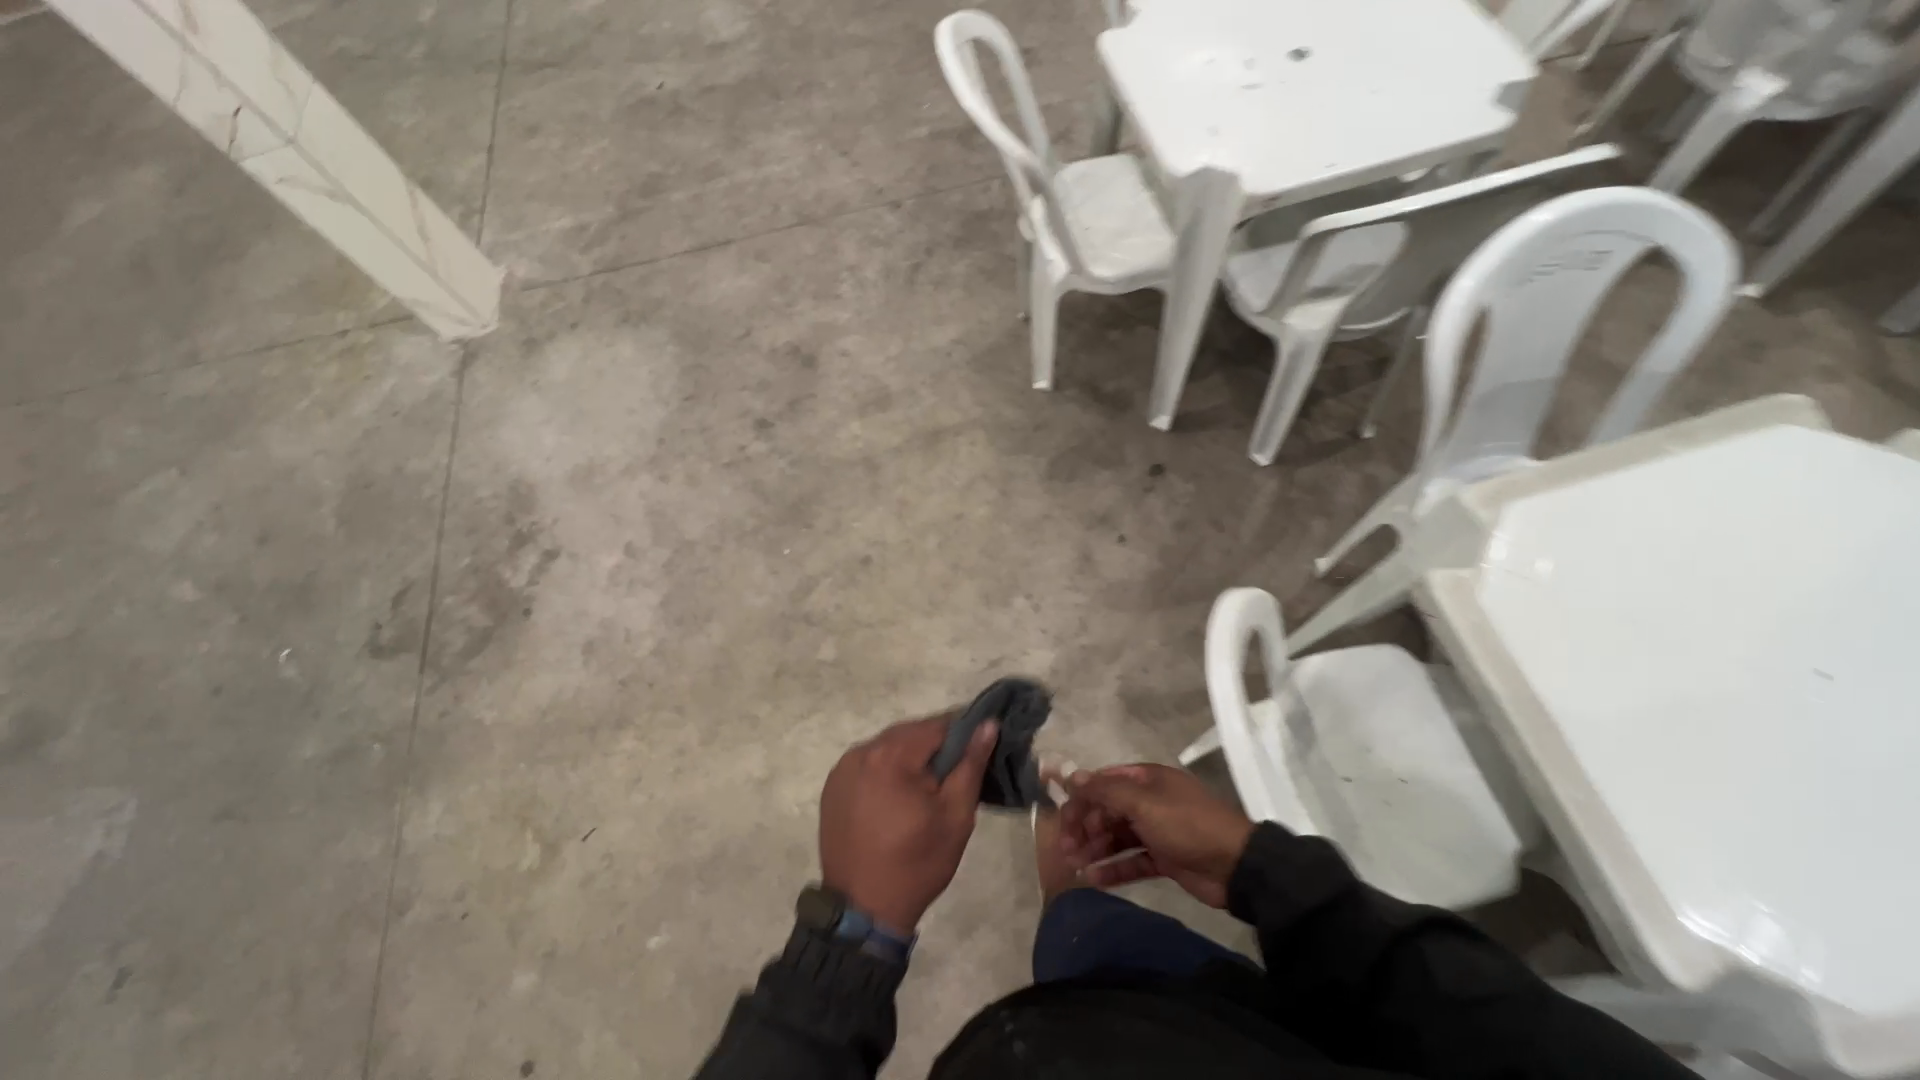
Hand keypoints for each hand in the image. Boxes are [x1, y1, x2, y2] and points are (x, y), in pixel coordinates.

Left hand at [818, 713, 997, 931]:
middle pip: (909, 734)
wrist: (864, 909)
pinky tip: (899, 798)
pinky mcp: (833, 788)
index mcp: (891, 755)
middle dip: (935, 747)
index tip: (978, 752)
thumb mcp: (955, 815)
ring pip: (887, 748)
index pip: (937, 725)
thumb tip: (988, 724)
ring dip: (910, 759)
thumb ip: (971, 764)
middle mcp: (861, 752)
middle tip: (957, 774)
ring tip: (929, 788)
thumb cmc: (917, 863)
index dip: (962, 734)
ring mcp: (842, 769)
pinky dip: (887, 772)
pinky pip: (868, 765)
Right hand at [1056, 764, 1254, 907]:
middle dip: (1084, 828)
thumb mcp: (1144, 803)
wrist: (1235, 866)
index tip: (1061, 820)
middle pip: (1107, 811)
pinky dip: (1114, 868)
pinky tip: (1095, 880)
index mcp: (1146, 779)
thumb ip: (1106, 791)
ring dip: (1095, 849)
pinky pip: (1132, 860)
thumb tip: (1072, 777)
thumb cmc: (1186, 825)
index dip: (1080, 799)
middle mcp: (1149, 801)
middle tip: (1065, 850)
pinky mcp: (1164, 858)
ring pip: (1117, 837)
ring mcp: (1157, 831)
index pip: (1103, 783)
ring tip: (1075, 866)